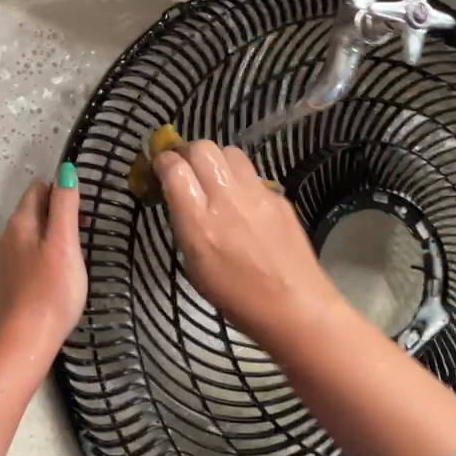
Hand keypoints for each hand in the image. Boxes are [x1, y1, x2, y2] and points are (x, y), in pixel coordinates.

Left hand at [0, 170, 86, 357]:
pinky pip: (26, 258)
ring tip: (74, 254)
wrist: (23, 341)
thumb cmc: (51, 291)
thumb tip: (65, 170)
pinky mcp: (6, 285)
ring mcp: (3, 262)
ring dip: (51, 236)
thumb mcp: (65, 243)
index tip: (82, 208)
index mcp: (20, 222)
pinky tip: (55, 276)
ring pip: (29, 236)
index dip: (61, 191)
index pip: (37, 189)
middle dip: (57, 213)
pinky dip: (42, 256)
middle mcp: (6, 237)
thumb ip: (65, 205)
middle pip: (33, 211)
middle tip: (84, 231)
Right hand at [156, 141, 340, 344]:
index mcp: (200, 222)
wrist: (295, 307)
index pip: (174, 168)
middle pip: (202, 148)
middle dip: (187, 153)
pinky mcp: (278, 196)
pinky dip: (239, 178)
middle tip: (185, 168)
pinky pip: (251, 173)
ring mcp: (256, 194)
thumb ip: (184, 224)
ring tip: (213, 178)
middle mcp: (227, 199)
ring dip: (215, 159)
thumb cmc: (236, 297)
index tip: (160, 169)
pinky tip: (241, 200)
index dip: (162, 162)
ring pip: (229, 151)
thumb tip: (179, 198)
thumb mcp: (194, 266)